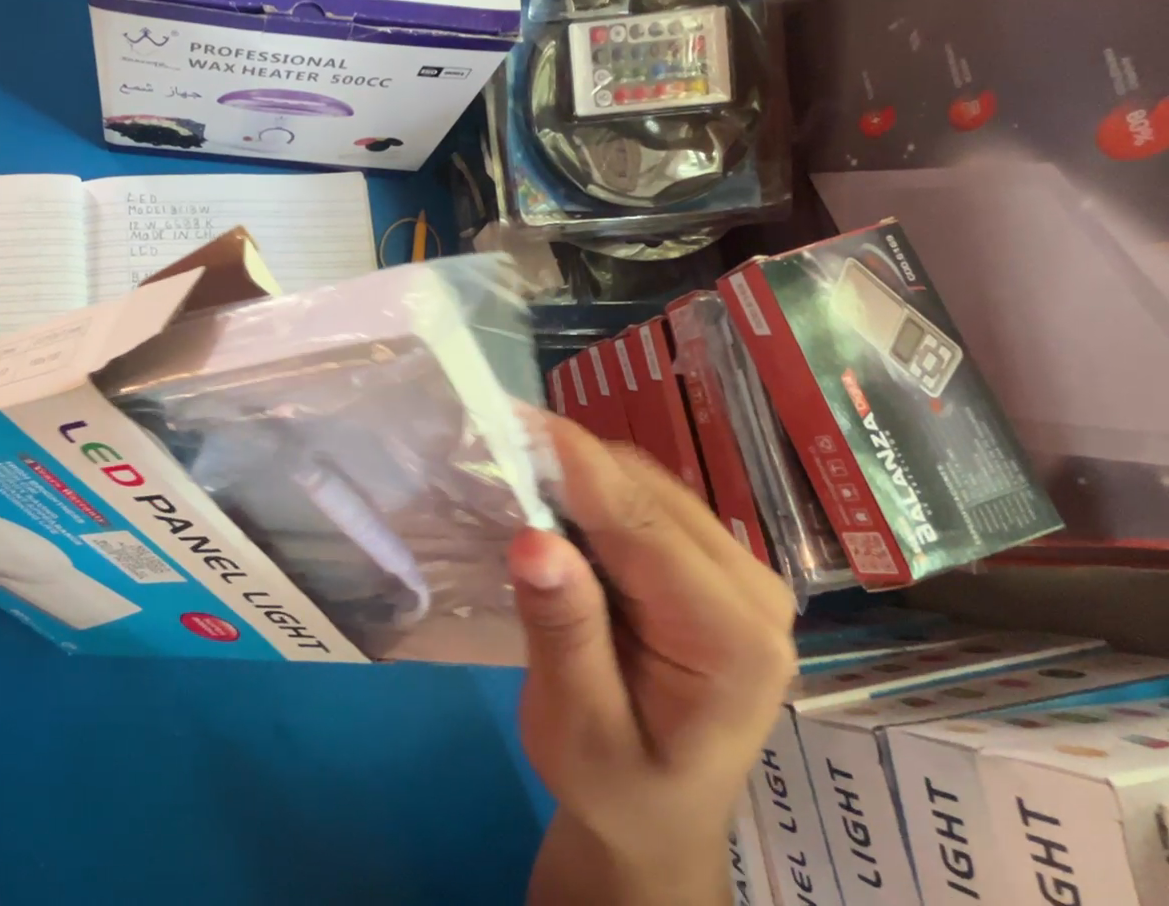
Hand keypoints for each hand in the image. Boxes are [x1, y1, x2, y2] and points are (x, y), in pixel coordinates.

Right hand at [513, 417, 796, 905]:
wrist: (656, 821)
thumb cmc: (614, 784)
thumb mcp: (577, 722)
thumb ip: (563, 631)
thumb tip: (532, 538)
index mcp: (729, 637)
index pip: (642, 524)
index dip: (574, 464)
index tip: (507, 418)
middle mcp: (752, 592)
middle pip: (650, 494)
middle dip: (569, 460)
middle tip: (487, 442)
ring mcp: (738, 577)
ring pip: (650, 491)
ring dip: (578, 473)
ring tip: (506, 461)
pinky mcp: (710, 574)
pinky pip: (647, 510)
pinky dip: (591, 495)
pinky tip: (545, 500)